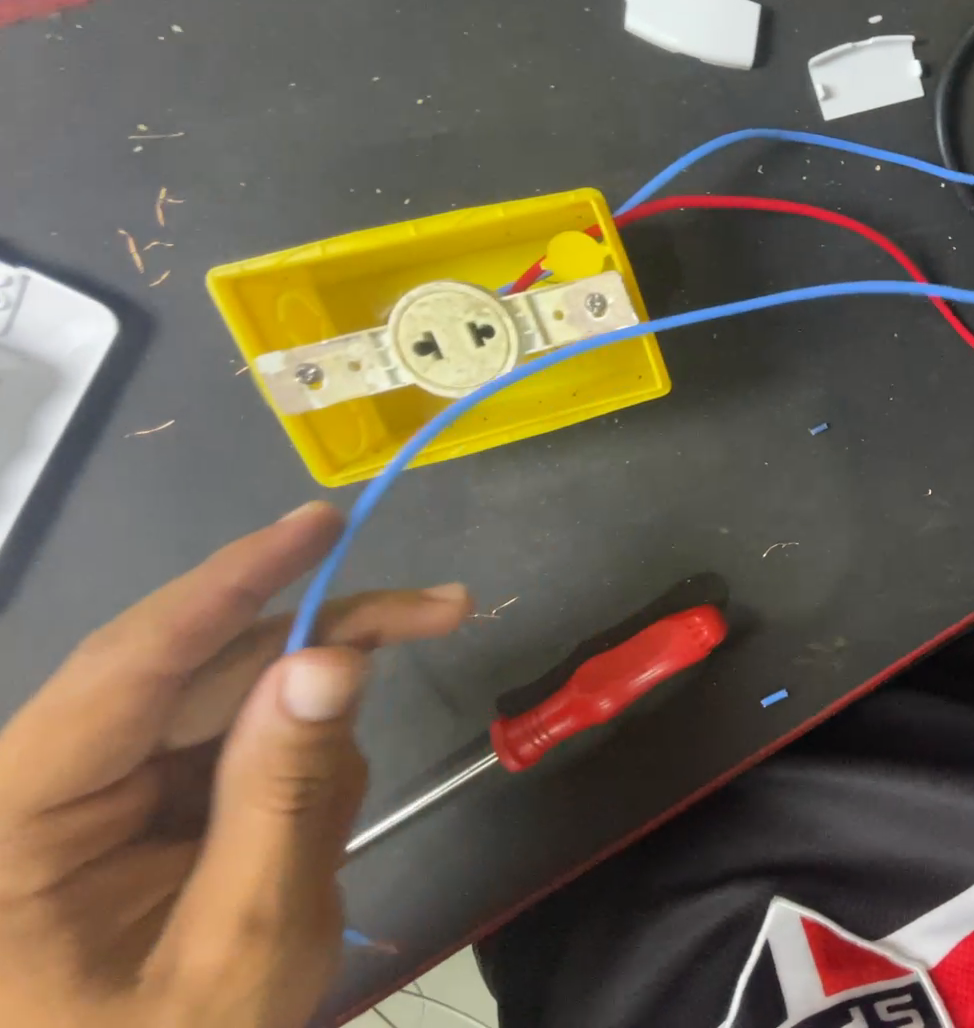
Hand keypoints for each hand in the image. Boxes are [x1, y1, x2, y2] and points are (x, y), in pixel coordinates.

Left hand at [0, 502, 470, 1027]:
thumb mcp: (247, 935)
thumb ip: (287, 793)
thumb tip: (334, 658)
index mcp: (11, 827)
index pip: (126, 672)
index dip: (230, 585)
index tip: (321, 523)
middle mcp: (39, 787)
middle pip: (201, 672)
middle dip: (326, 641)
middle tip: (445, 612)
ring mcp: (90, 793)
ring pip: (230, 703)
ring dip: (318, 725)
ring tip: (335, 826)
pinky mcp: (136, 801)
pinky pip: (241, 743)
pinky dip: (304, 763)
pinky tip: (309, 830)